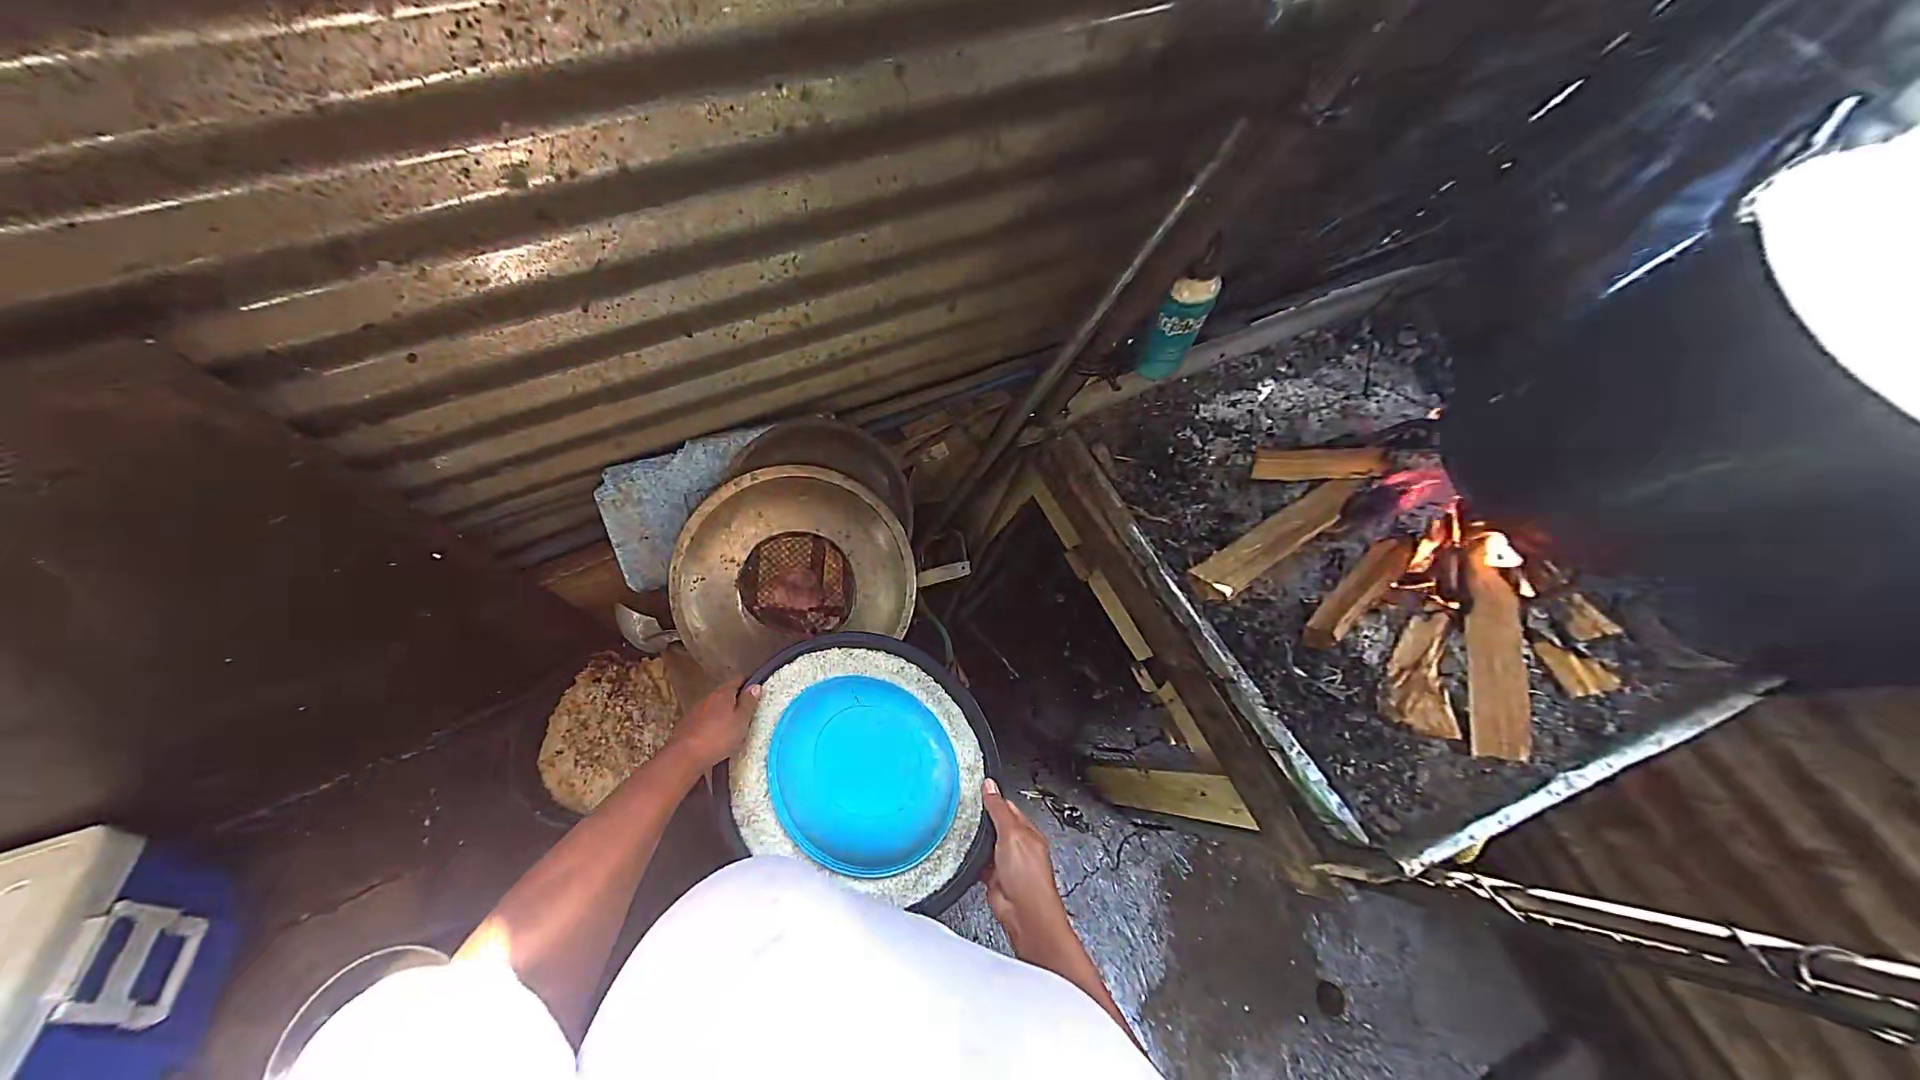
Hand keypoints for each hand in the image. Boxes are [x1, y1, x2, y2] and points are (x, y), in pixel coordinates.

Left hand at [670, 676, 760, 770]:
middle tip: (748, 709)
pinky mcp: (687, 724)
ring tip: (733, 723)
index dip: (749, 682)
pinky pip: (704, 718)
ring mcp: (695, 711)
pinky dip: (712, 722)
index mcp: (723, 693)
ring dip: (723, 711)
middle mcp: (708, 697)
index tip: (758, 688)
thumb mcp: (741, 720)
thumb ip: (748, 702)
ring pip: (714, 706)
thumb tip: (755, 685)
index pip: (738, 680)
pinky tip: (715, 733)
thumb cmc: (719, 737)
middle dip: (736, 698)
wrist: (685, 757)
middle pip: (725, 693)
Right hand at [981, 779, 1075, 960]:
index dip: (993, 799)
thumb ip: (998, 809)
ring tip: (965, 832)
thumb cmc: (1029, 877)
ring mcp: (1006, 863)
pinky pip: (980, 864)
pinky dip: (972, 861)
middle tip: (966, 812)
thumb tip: (990, 786)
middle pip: (996, 826)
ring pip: (987, 845)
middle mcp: (1018, 846)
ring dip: (977, 842)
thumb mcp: (1011, 833)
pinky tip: (966, 857)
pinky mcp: (995, 878)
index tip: (977, 791)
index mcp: (1027, 831)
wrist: (1024, 914)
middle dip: (983, 820)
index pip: (1008, 807)